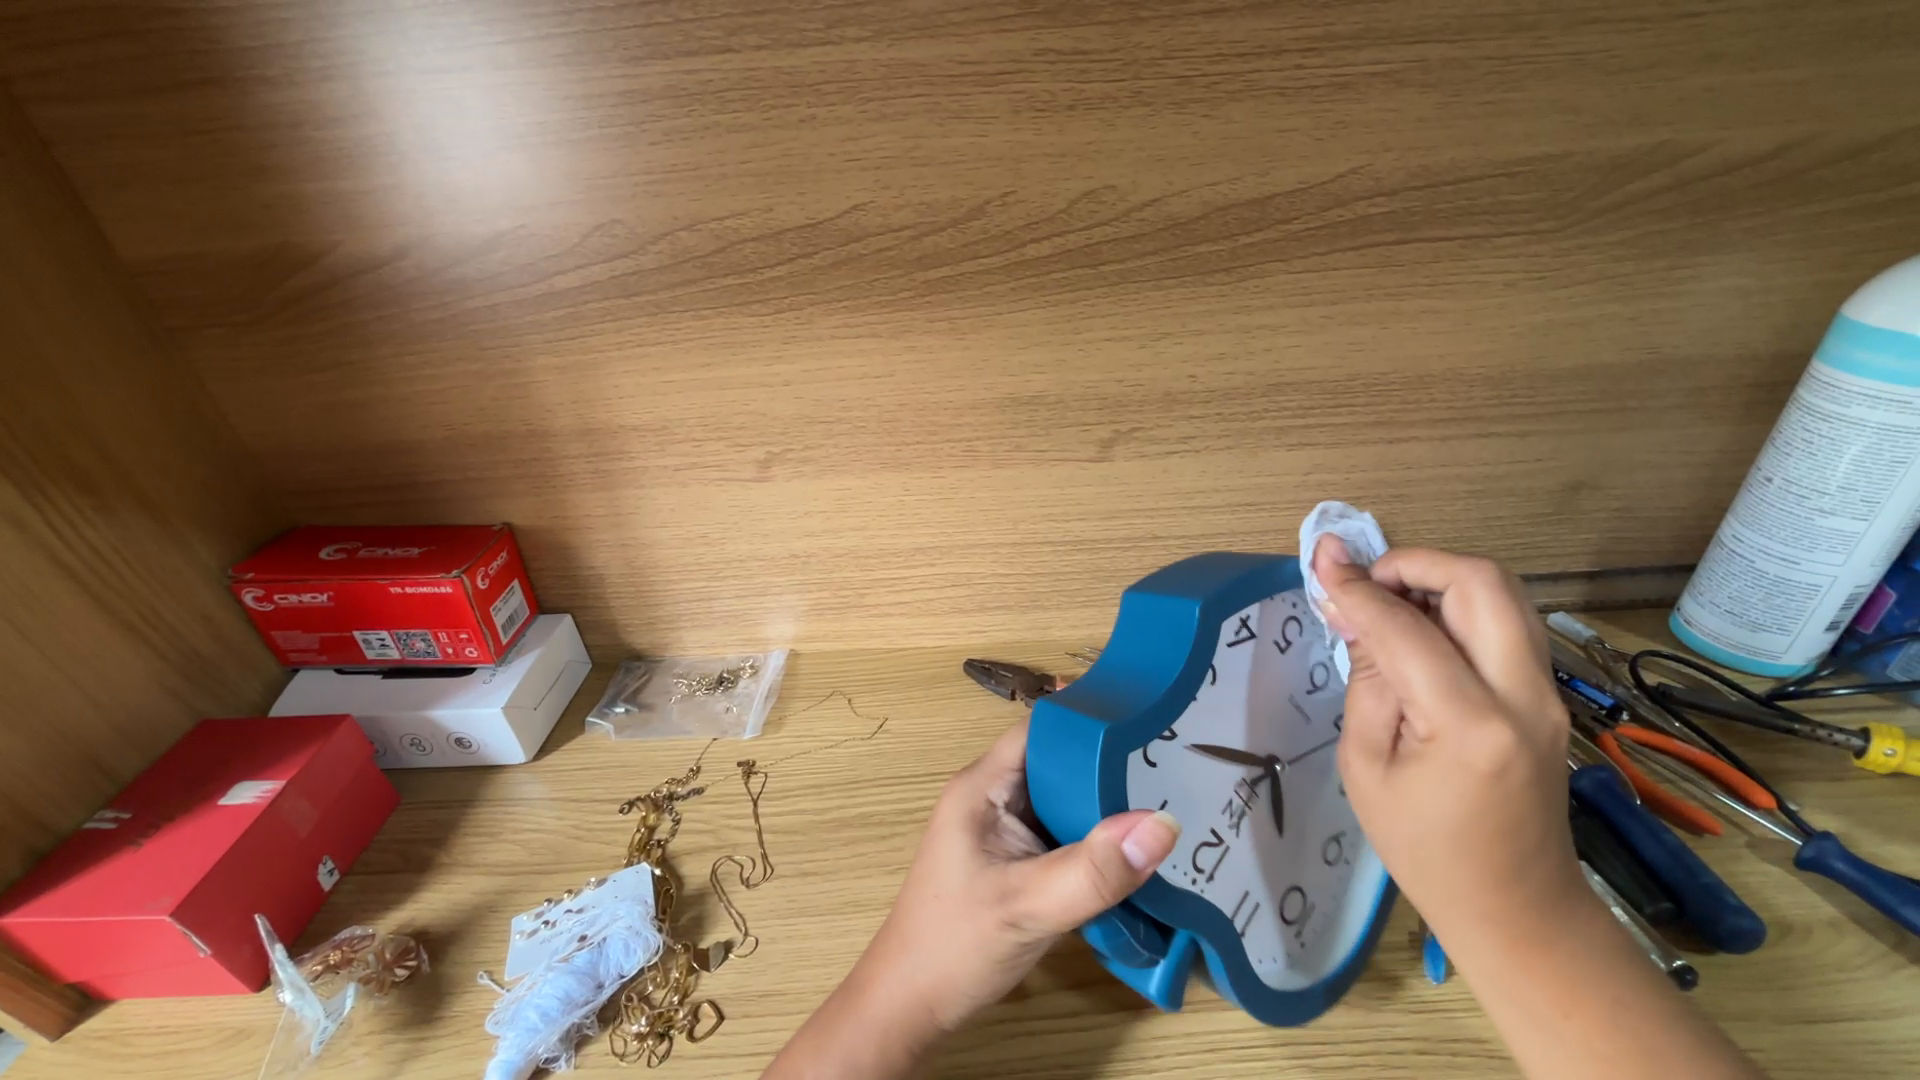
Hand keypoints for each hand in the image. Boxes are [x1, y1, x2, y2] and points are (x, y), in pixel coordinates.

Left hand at [861, 717, 1180, 1033]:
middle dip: (1110, 762)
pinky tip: (1138, 849)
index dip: (1089, 719)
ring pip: (1064, 799)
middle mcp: (993, 797)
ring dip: (1107, 803)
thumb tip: (1165, 824)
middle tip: (1175, 761)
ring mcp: (1005, 831)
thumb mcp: (1028, 905)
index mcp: (981, 786)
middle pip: (1058, 762)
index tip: (1147, 718)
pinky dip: (1097, 838)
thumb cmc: (955, 946)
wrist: (913, 1006)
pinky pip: (1065, 833)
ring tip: (1172, 797)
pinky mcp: (1017, 861)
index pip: (1040, 729)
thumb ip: (1094, 870)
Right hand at [1314, 538, 1584, 945]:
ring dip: (1439, 578)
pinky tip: (1417, 628)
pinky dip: (1457, 604)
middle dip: (1415, 562)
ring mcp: (1546, 692)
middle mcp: (1523, 695)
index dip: (1357, 587)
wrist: (1516, 904)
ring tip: (1386, 601)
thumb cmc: (1423, 847)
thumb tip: (1353, 611)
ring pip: (1502, 592)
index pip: (1406, 627)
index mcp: (1469, 724)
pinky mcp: (1547, 695)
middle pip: (1482, 581)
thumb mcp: (1365, 766)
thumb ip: (1366, 680)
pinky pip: (1504, 622)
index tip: (1321, 562)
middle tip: (1366, 582)